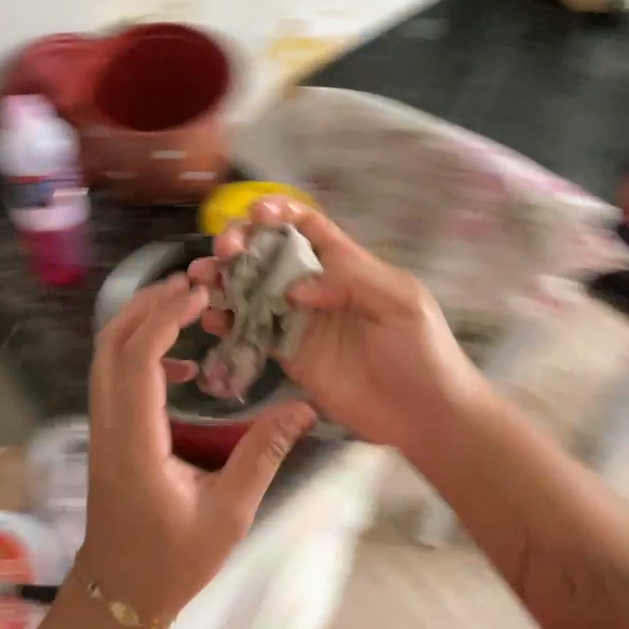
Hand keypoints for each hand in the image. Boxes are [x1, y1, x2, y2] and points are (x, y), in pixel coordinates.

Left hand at [81, 273, 317, 625]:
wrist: (120, 590)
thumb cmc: (173, 559)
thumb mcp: (228, 514)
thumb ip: (260, 456)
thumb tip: (302, 409)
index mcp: (133, 439)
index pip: (137, 359)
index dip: (164, 317)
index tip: (198, 294)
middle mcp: (107, 422)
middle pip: (111, 342)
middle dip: (147, 304)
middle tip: (191, 285)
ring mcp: (100, 424)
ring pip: (106, 353)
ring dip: (140, 321)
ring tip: (185, 306)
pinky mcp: (105, 429)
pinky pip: (114, 373)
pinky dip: (140, 351)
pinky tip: (182, 363)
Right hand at [189, 197, 476, 449]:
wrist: (427, 417)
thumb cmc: (423, 351)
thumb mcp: (399, 301)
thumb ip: (351, 279)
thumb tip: (294, 287)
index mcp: (343, 263)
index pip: (305, 225)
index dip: (278, 212)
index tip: (255, 214)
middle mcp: (314, 285)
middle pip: (267, 251)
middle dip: (240, 242)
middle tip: (224, 252)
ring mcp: (298, 319)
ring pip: (251, 287)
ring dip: (223, 278)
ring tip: (201, 280)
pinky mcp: (287, 353)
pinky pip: (250, 329)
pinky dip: (227, 321)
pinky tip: (210, 320)